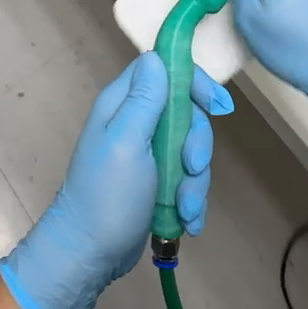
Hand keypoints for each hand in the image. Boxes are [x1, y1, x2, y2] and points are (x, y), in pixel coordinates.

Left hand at [0, 53, 232, 308]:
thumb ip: (145, 98)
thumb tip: (156, 55)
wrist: (90, 253)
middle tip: (190, 167)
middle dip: (196, 144)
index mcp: (123, 103)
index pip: (164, 70)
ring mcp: (146, 152)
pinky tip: (186, 220)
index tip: (217, 106)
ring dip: (194, 181)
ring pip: (190, 148)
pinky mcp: (156, 180)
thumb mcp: (127, 140)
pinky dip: (191, 199)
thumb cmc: (106, 193)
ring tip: (184, 208)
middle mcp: (135, 121)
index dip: (193, 82)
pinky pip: (186, 178)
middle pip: (185, 112)